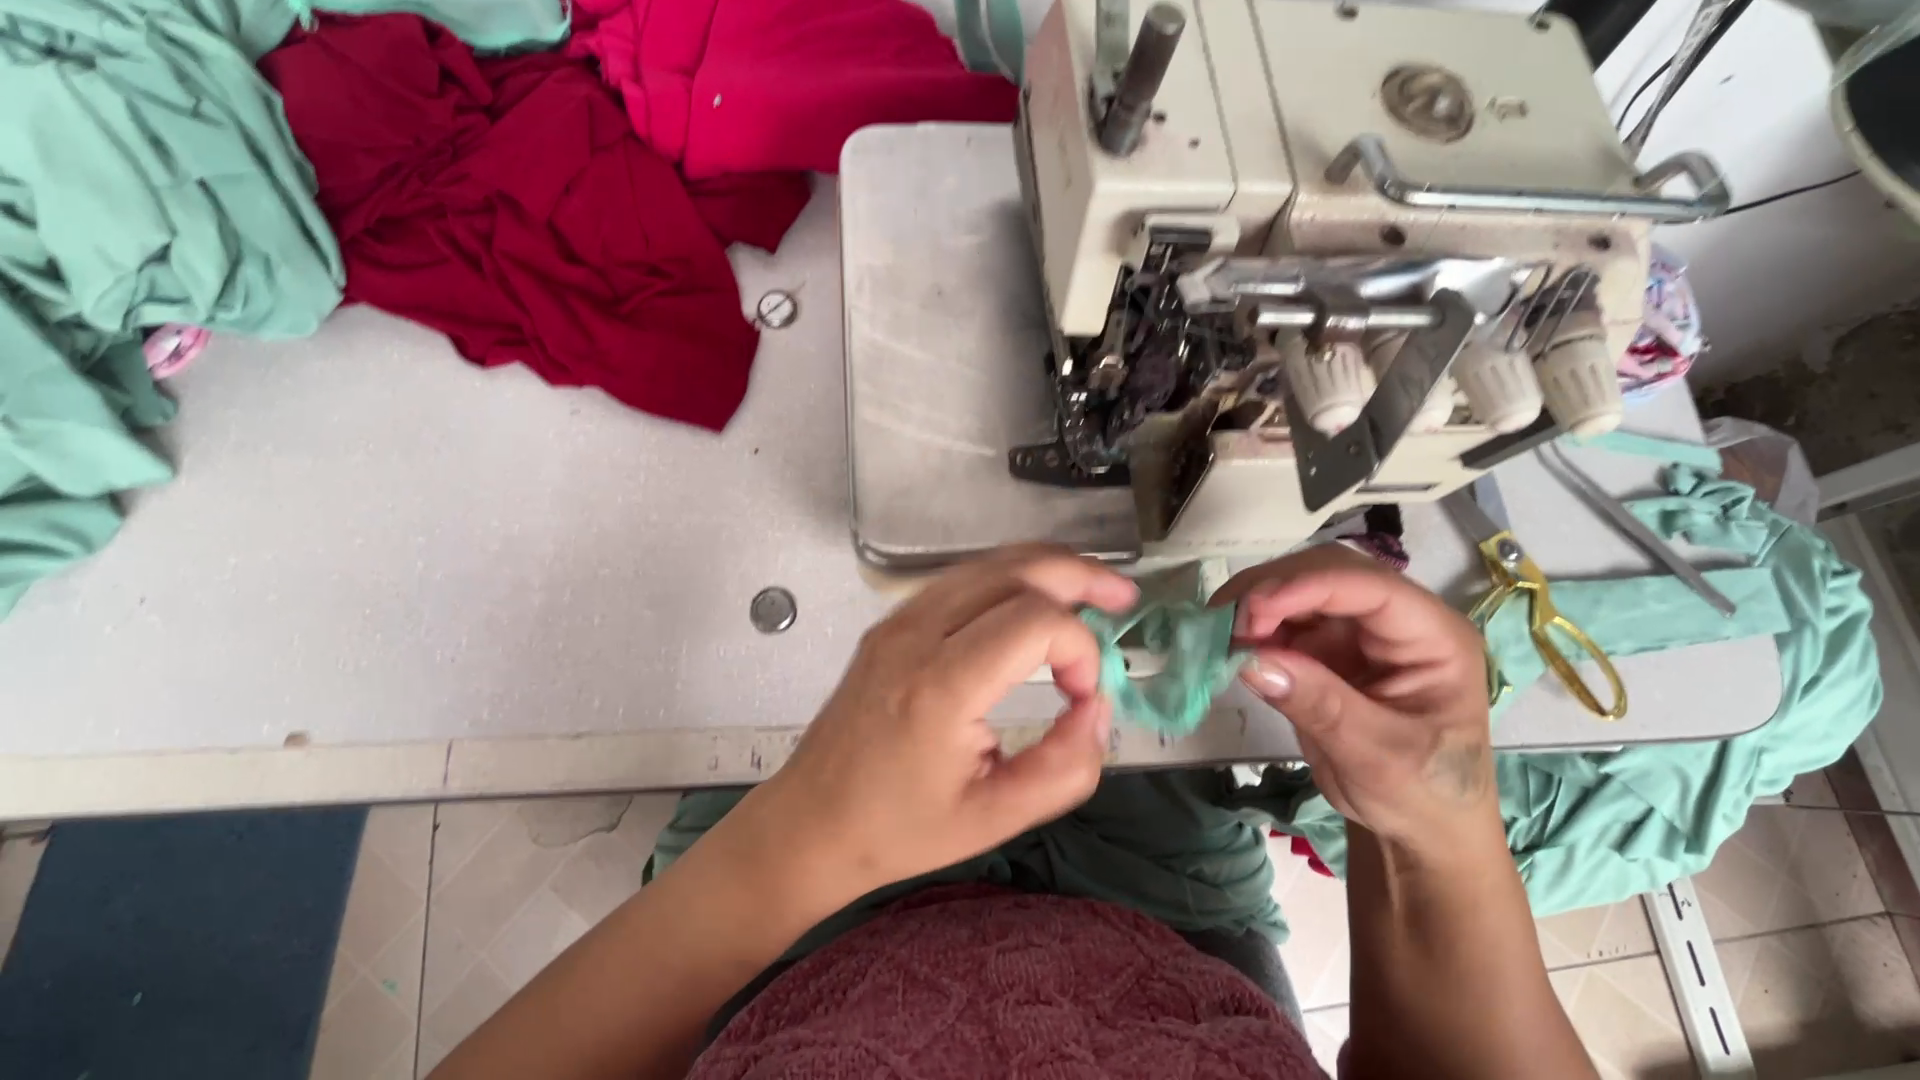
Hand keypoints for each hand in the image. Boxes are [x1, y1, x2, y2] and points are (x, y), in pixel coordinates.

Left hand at [744, 546, 1137, 899]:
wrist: (812, 823)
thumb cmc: (900, 830)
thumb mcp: (995, 818)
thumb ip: (1065, 768)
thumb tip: (1098, 709)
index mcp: (941, 686)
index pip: (1035, 622)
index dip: (1081, 649)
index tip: (1085, 697)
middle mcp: (916, 635)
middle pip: (1014, 570)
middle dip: (1078, 576)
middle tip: (1122, 597)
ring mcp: (897, 622)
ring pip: (986, 563)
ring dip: (1045, 569)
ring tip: (1090, 592)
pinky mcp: (890, 624)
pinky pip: (959, 578)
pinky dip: (1008, 577)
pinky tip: (1033, 599)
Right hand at [1213, 544, 1499, 852]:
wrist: (1419, 828)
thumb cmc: (1421, 794)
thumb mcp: (1376, 756)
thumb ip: (1319, 704)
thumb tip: (1251, 659)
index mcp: (1433, 637)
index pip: (1368, 587)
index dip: (1307, 587)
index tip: (1252, 611)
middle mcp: (1396, 621)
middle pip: (1329, 573)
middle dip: (1274, 589)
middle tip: (1225, 623)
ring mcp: (1360, 632)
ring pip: (1299, 590)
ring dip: (1256, 605)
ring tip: (1220, 636)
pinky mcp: (1328, 648)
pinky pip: (1284, 622)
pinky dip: (1253, 629)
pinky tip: (1230, 648)